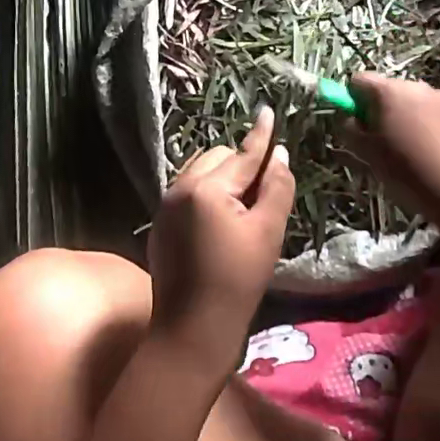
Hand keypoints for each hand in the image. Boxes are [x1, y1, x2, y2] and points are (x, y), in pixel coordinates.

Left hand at [147, 106, 294, 363]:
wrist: (193, 329)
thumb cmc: (238, 280)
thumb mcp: (268, 232)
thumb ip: (276, 187)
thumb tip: (279, 154)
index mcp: (206, 188)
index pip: (242, 153)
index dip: (260, 134)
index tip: (269, 111)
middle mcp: (179, 189)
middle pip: (217, 158)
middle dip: (241, 164)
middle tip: (265, 190)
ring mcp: (164, 207)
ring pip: (200, 174)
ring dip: (223, 179)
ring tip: (245, 208)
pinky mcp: (160, 226)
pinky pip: (187, 195)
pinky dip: (207, 196)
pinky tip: (221, 224)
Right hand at [342, 73, 439, 221]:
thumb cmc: (408, 173)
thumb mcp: (367, 155)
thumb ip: (351, 130)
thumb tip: (351, 120)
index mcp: (389, 92)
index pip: (358, 80)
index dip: (353, 101)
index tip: (359, 127)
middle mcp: (417, 86)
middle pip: (389, 90)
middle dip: (383, 111)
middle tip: (384, 144)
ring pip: (415, 102)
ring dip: (408, 118)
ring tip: (414, 153)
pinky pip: (437, 113)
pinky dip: (431, 127)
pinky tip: (436, 154)